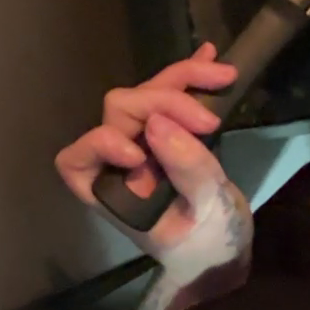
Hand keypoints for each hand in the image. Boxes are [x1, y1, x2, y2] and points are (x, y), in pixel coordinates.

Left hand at [54, 44, 252, 282]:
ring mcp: (146, 142)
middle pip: (121, 111)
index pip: (79, 157)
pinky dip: (190, 76)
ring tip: (221, 73)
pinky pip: (173, 95)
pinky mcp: (173, 131)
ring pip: (149, 95)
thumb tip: (159, 121)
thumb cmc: (209, 247)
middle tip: (208, 121)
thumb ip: (186, 170)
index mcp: (110, 192)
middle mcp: (119, 163)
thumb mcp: (206, 214)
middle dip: (163, 104)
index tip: (139, 156)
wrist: (230, 253)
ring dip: (182, 80)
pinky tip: (212, 56)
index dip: (103, 143)